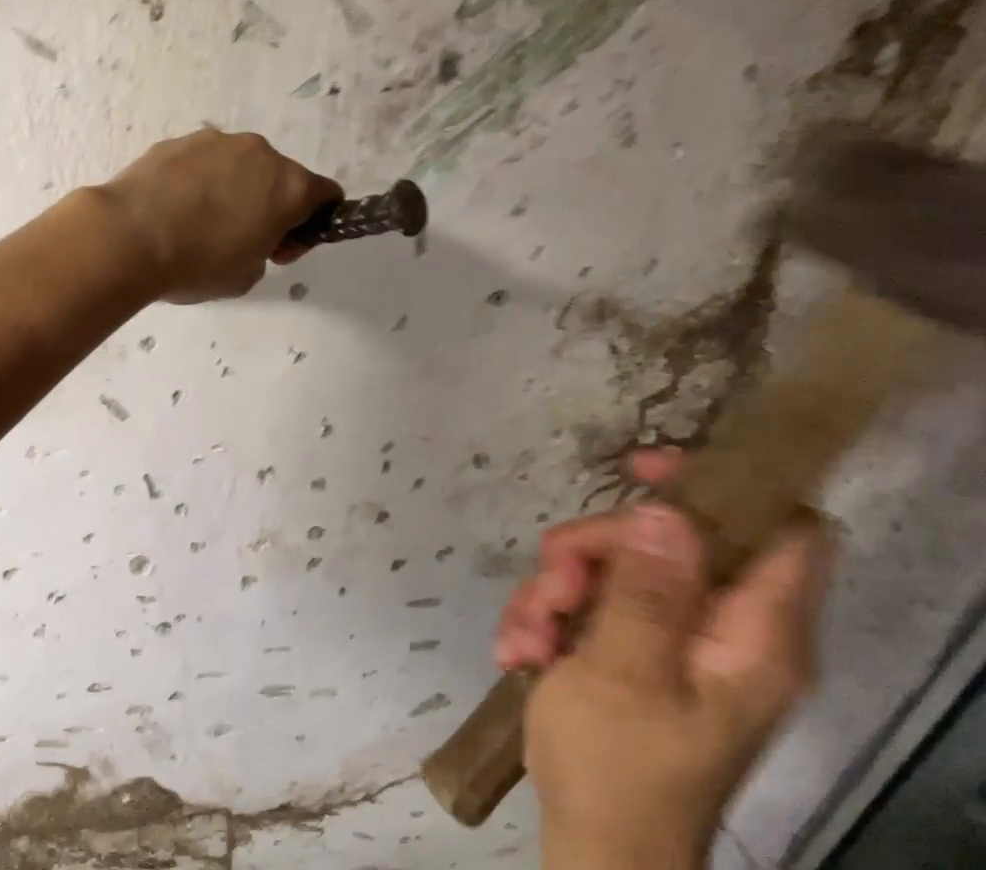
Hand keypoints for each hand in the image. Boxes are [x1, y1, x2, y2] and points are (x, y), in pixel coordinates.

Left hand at [95, 128, 341, 303]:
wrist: (126, 238)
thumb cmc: (194, 264)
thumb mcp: (244, 278)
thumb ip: (262, 253)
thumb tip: (248, 238)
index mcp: (289, 187)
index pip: (326, 198)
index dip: (309, 227)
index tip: (278, 249)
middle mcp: (259, 153)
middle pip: (278, 177)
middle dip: (266, 205)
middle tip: (233, 240)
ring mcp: (215, 142)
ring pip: (236, 166)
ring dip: (228, 188)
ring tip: (192, 224)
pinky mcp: (175, 142)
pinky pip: (198, 163)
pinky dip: (192, 182)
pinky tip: (167, 209)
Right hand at [495, 451, 836, 867]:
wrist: (597, 841)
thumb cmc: (617, 763)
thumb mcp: (622, 671)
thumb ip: (645, 590)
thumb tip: (666, 510)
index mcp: (755, 636)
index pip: (784, 531)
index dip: (721, 487)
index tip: (640, 471)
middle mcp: (726, 631)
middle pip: (667, 542)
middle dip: (590, 553)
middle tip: (551, 587)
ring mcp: (676, 644)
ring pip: (614, 572)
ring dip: (553, 593)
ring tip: (522, 640)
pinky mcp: (634, 657)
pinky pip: (590, 608)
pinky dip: (547, 621)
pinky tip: (518, 653)